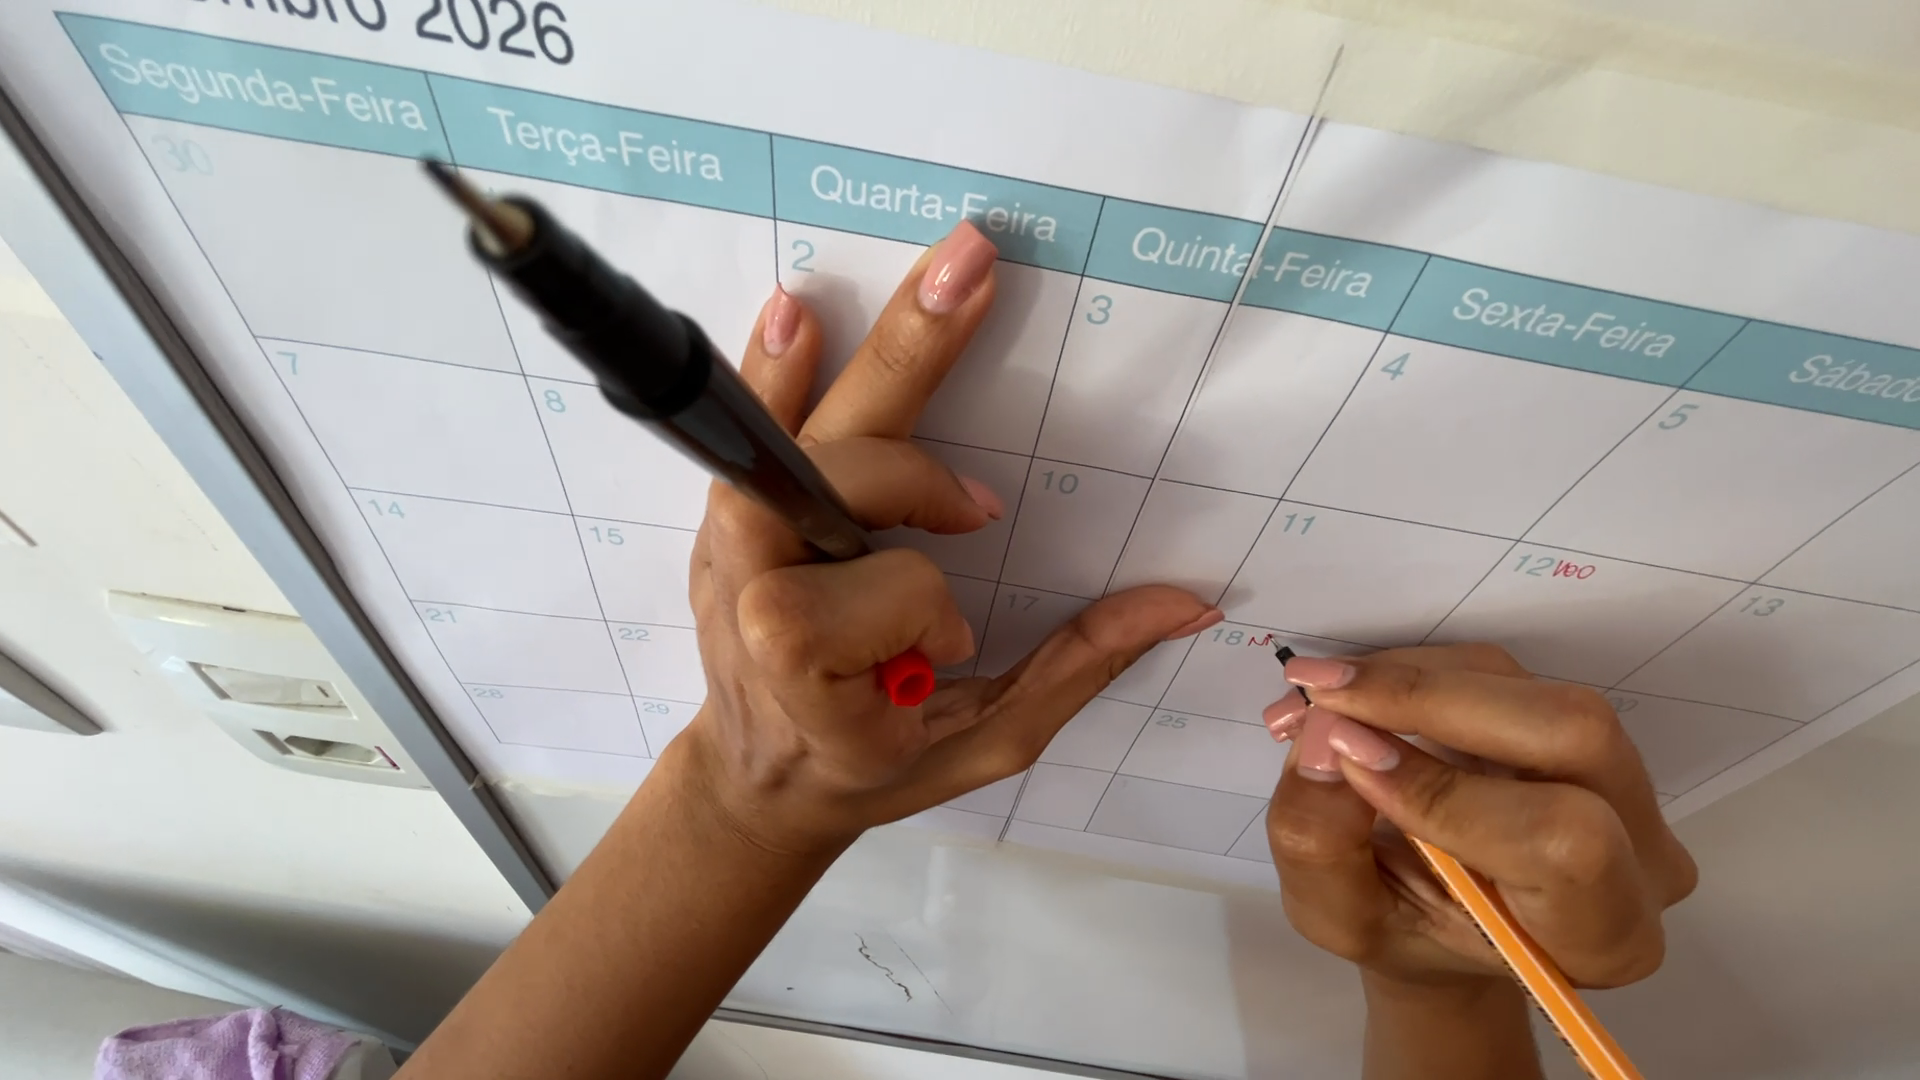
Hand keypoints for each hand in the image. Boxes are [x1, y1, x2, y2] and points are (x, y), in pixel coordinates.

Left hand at [678, 222, 1219, 857]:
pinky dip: (774, 376)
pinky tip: (802, 313)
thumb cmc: (874, 771)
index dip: (916, 601)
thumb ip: (1075, 671)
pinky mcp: (719, 530)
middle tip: (988, 310)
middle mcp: (753, 617)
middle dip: (911, 440)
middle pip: (822, 497)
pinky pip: (741, 445)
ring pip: (782, 456)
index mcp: (816, 696)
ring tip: (945, 288)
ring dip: (873, 376)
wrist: (760, 779)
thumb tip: (1185, 602)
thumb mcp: (982, 746)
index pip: (864, 607)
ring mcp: (725, 563)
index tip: (951, 633)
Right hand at [1262, 644, 1696, 990]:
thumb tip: (1323, 740)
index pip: (1563, 841)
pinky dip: (1397, 668)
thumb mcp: (1332, 913)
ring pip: (1514, 683)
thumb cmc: (1394, 930)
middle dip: (1421, 698)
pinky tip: (1343, 696)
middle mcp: (1636, 846)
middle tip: (1317, 694)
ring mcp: (1609, 772)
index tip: (1340, 756)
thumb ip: (1319, 840)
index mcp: (1597, 929)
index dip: (1444, 789)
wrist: (1429, 911)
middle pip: (1565, 730)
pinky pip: (1483, 668)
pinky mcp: (1556, 720)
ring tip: (1310, 701)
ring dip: (1395, 676)